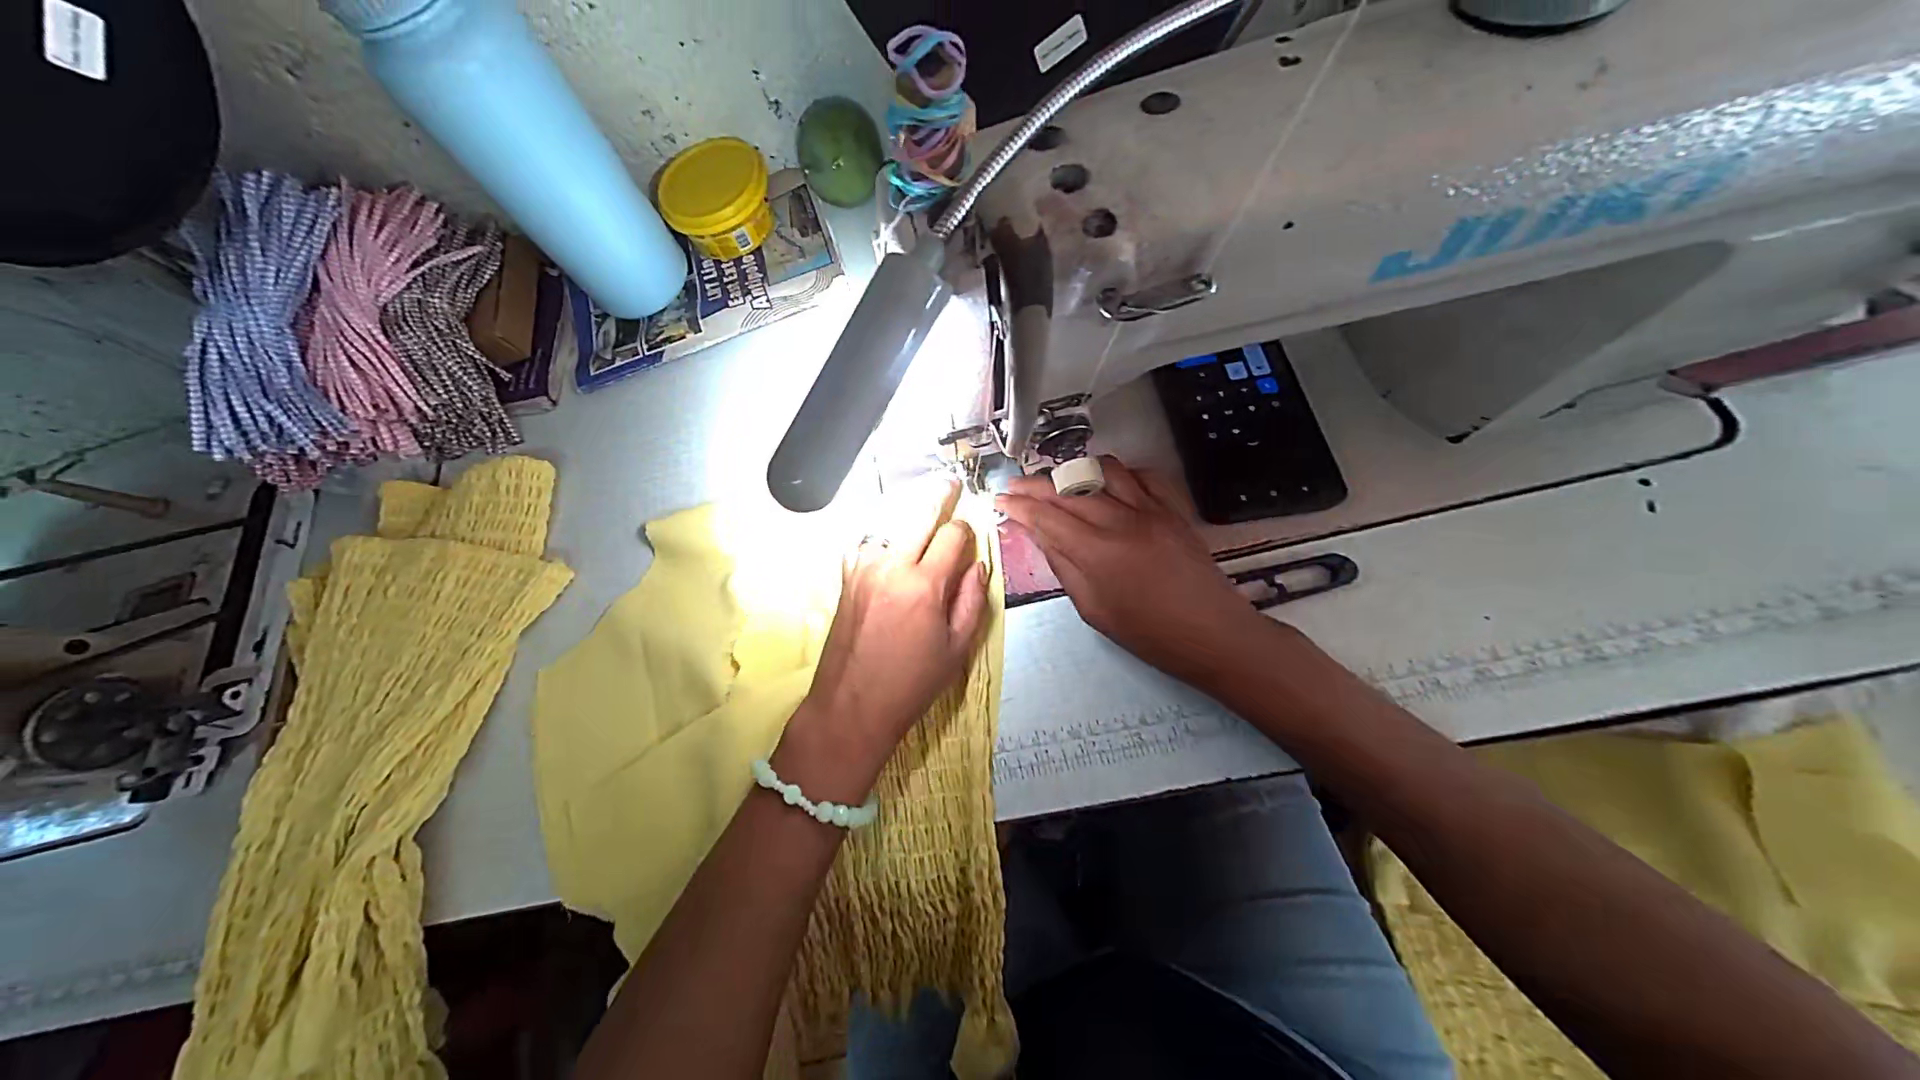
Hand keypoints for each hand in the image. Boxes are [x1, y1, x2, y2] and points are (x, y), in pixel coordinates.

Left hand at [779, 480, 989, 798]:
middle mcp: (890, 568)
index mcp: (924, 586)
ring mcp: (862, 570)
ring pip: (889, 522)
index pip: (952, 535)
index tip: (970, 536)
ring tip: (922, 508)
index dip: (967, 531)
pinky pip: (867, 542)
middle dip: (939, 497)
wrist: (850, 707)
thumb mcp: (957, 649)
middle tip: (950, 484)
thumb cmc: (909, 685)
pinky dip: (883, 534)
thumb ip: (972, 600)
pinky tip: (893, 540)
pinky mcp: (846, 579)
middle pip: (918, 515)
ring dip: (908, 514)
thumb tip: (977, 567)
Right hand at [997, 456, 1268, 683]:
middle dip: (1035, 484)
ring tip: (1057, 480)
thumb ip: (1064, 566)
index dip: (1018, 505)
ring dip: (1073, 470)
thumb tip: (1040, 534)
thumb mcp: (1094, 609)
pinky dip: (1118, 472)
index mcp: (1096, 551)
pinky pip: (1141, 475)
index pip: (1046, 515)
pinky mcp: (1172, 507)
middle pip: (1068, 488)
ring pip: (1102, 470)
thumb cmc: (1148, 633)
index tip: (1000, 501)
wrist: (1212, 632)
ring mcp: (1150, 509)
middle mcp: (1120, 520)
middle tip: (1015, 487)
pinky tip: (1106, 482)